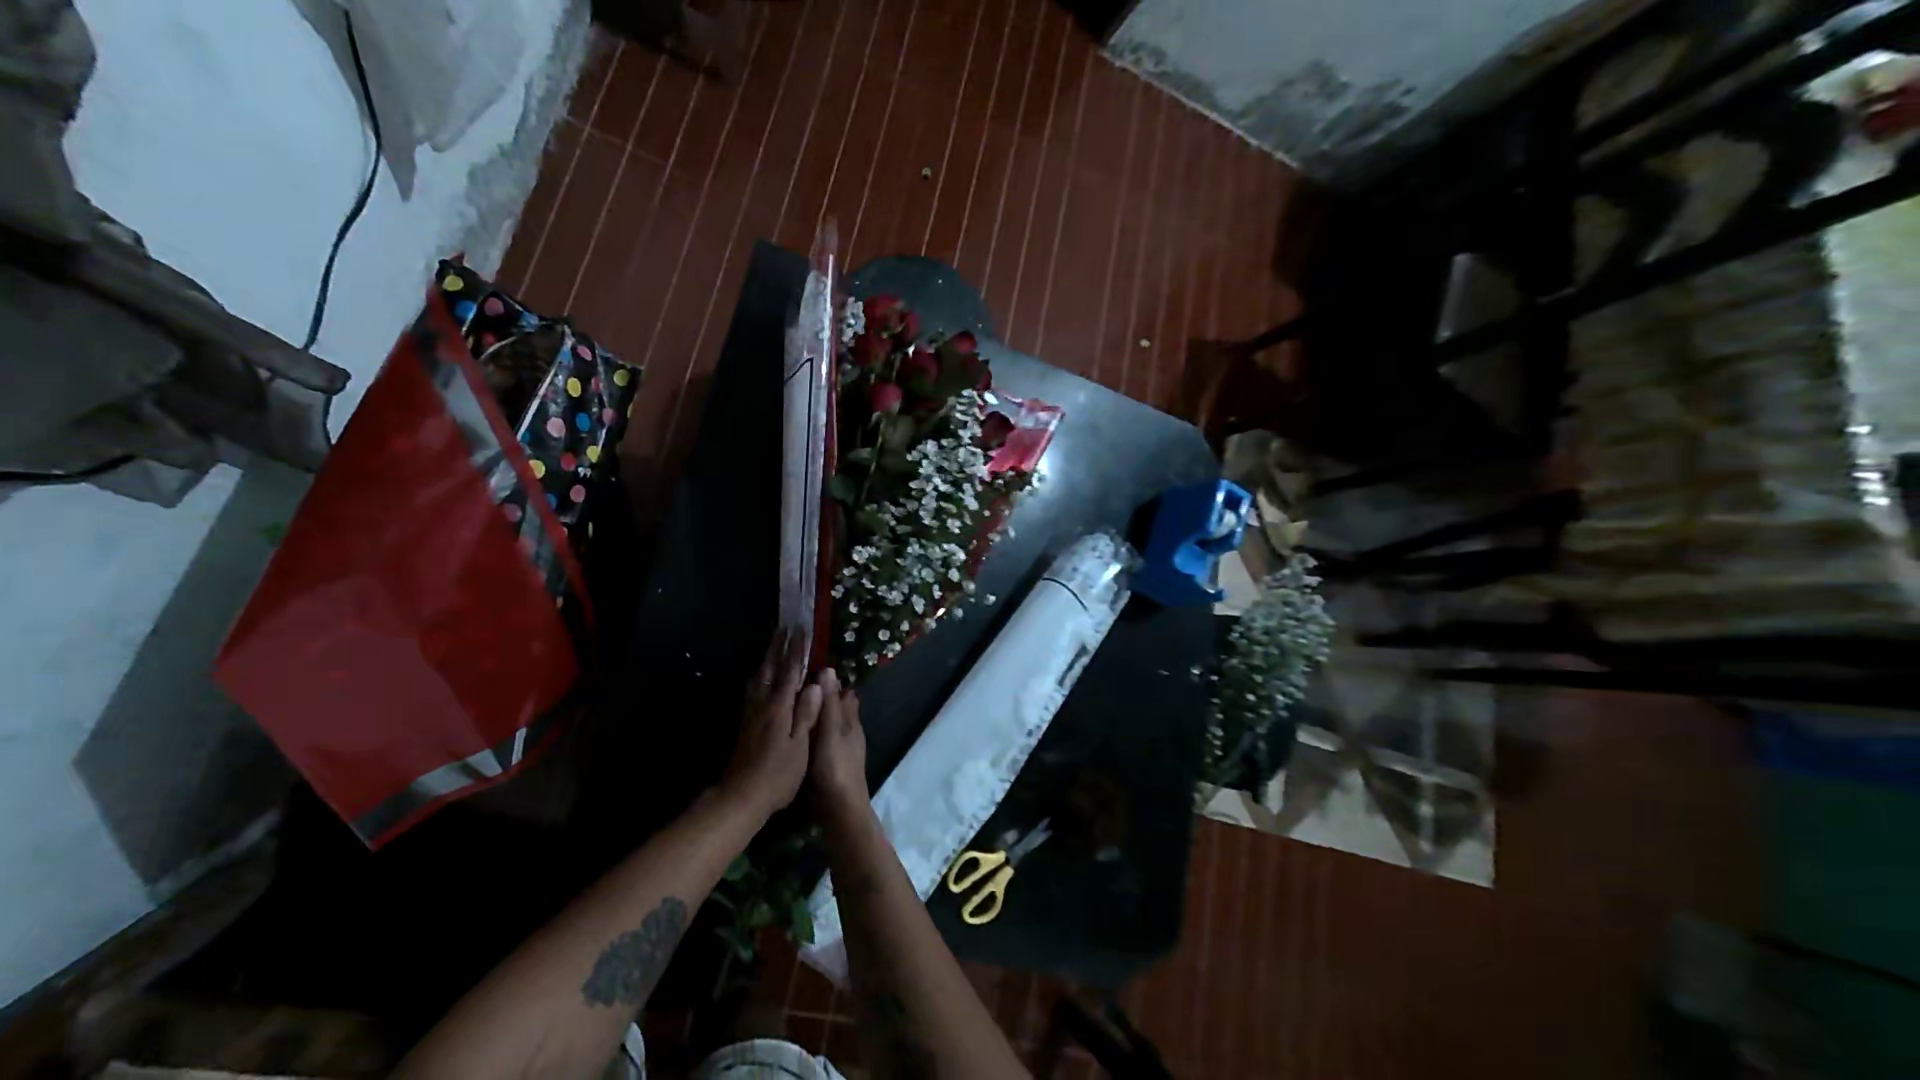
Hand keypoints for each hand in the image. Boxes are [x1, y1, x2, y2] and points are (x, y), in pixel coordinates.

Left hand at [722, 629, 820, 818]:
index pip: (790, 673)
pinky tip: (762, 678)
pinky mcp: (746, 724)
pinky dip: (761, 676)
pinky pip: (754, 690)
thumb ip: (807, 713)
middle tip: (785, 628)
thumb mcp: (799, 745)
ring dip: (768, 659)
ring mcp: (751, 714)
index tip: (802, 631)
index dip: (797, 651)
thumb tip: (816, 684)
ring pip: (759, 678)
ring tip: (774, 645)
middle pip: (770, 670)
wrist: (741, 797)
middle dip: (778, 648)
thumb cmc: (777, 774)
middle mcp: (762, 705)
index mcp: (779, 708)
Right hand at [808, 668, 867, 814]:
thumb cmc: (836, 768)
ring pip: (830, 724)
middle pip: (838, 708)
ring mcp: (842, 749)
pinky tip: (800, 734)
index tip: (811, 669)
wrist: (840, 810)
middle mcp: (850, 732)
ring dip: (818, 715)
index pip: (844, 694)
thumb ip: (830, 704)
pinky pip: (823, 739)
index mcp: (851, 722)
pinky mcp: (833, 763)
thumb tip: (829, 670)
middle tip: (796, 686)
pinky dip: (814, 732)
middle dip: (823, 697)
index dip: (831, 682)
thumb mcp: (831, 732)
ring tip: (794, 706)